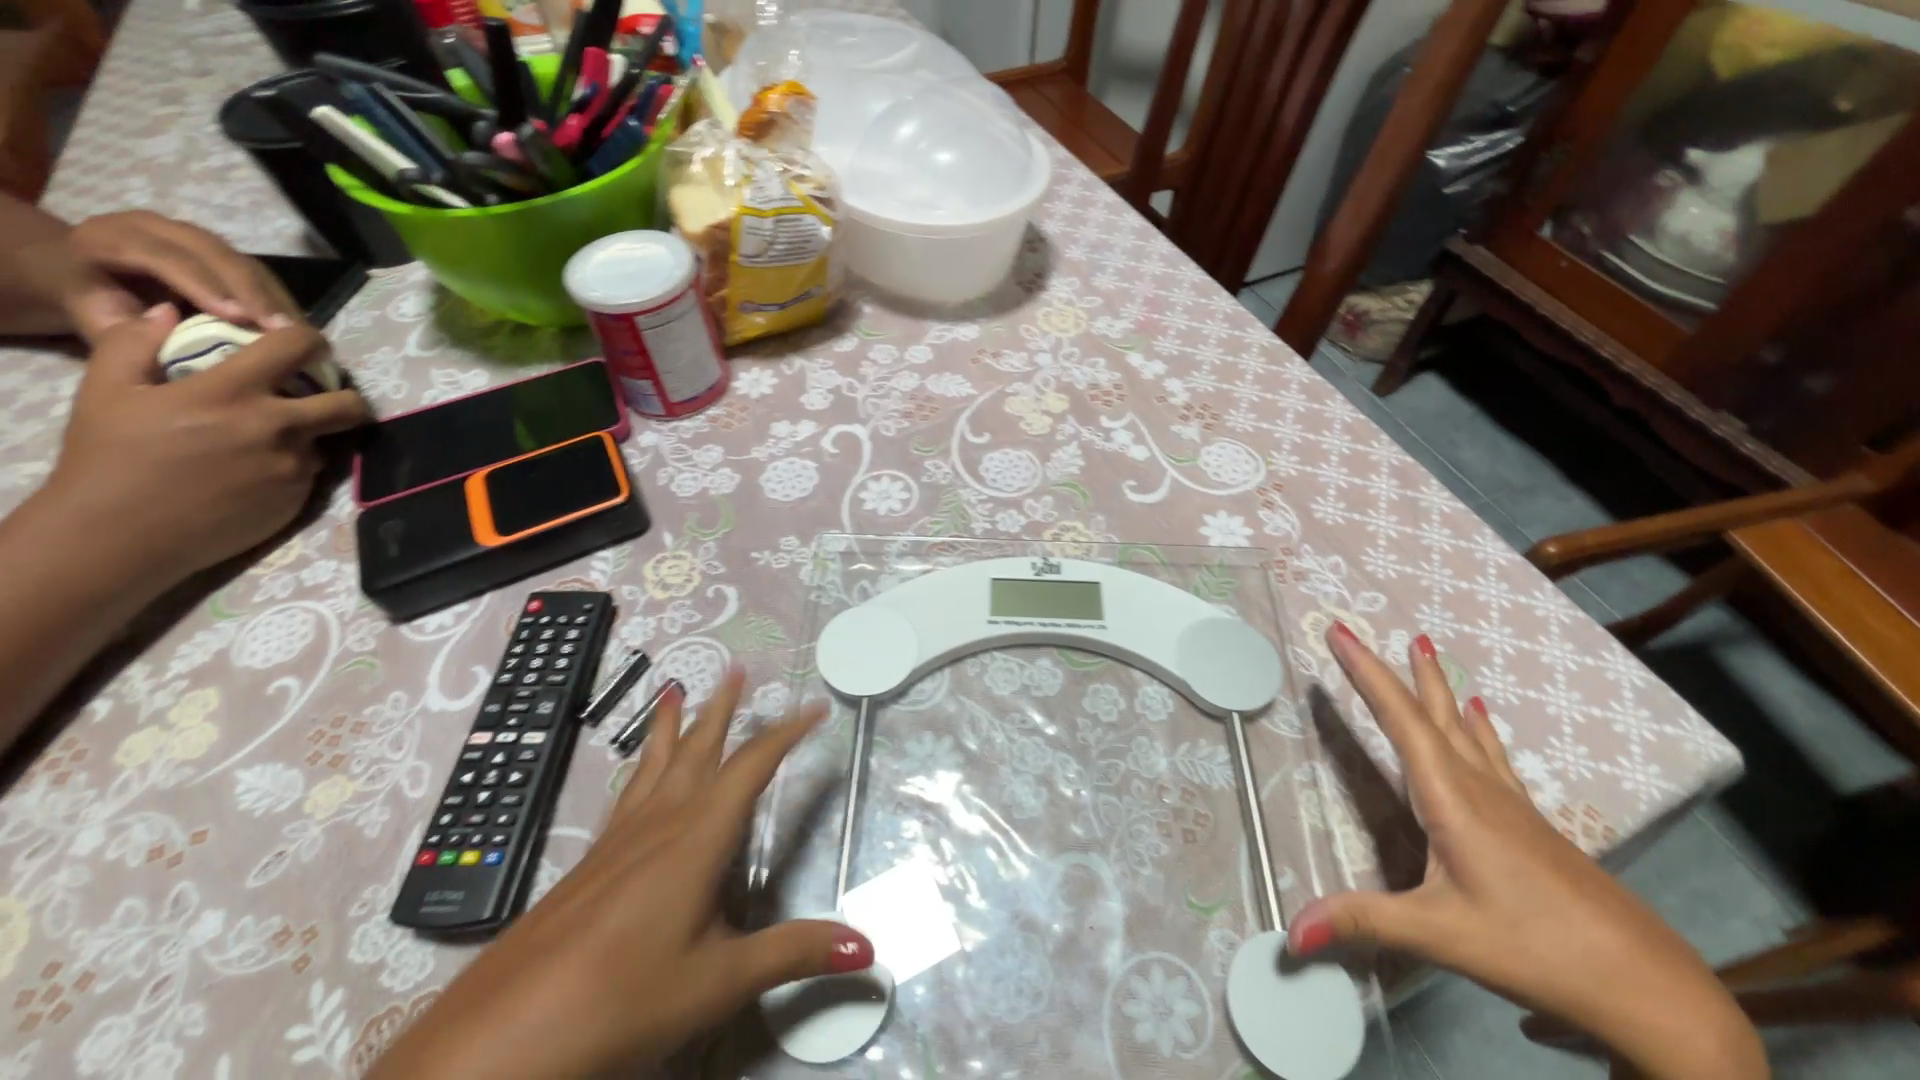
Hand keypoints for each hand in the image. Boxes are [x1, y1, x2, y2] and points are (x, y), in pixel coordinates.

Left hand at [27, 210, 298, 342]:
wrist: (87, 278)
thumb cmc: (93, 307)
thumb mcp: (98, 323)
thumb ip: (131, 331)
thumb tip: (178, 335)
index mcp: (106, 238)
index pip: (161, 254)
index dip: (202, 283)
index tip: (239, 317)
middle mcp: (152, 227)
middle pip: (211, 252)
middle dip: (250, 291)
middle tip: (281, 329)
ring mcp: (191, 235)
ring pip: (240, 260)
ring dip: (273, 297)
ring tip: (296, 331)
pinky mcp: (220, 250)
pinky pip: (256, 271)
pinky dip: (277, 298)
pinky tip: (294, 325)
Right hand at [37, 304, 367, 583]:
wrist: (120, 534)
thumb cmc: (109, 457)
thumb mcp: (107, 389)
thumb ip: (136, 342)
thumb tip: (170, 312)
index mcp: (234, 392)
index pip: (299, 346)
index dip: (309, 339)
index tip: (305, 344)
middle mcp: (278, 428)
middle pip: (349, 404)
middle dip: (345, 396)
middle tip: (321, 395)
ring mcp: (293, 467)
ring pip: (326, 441)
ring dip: (309, 435)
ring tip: (270, 438)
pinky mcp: (297, 501)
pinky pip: (309, 473)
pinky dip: (292, 466)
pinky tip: (255, 471)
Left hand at [369, 669, 875, 1079]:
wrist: (507, 1031)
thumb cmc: (624, 997)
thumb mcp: (720, 981)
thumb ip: (793, 954)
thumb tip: (869, 947)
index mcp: (697, 839)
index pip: (750, 769)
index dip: (786, 734)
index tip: (813, 706)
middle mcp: (658, 824)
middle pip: (695, 750)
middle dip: (721, 709)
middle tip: (736, 669)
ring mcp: (619, 840)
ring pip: (654, 765)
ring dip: (673, 725)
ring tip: (676, 691)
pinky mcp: (593, 862)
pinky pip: (628, 792)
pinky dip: (644, 765)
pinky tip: (640, 775)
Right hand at [1294, 625, 1766, 1079]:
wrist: (1645, 985)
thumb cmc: (1537, 948)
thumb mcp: (1440, 935)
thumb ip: (1363, 921)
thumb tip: (1289, 931)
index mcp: (1453, 802)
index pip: (1402, 723)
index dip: (1368, 675)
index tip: (1342, 631)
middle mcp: (1481, 792)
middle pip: (1438, 717)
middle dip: (1406, 673)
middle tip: (1392, 630)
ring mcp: (1513, 808)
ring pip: (1468, 733)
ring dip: (1443, 692)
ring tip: (1431, 654)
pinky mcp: (1532, 828)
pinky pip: (1495, 760)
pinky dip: (1480, 731)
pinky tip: (1486, 722)